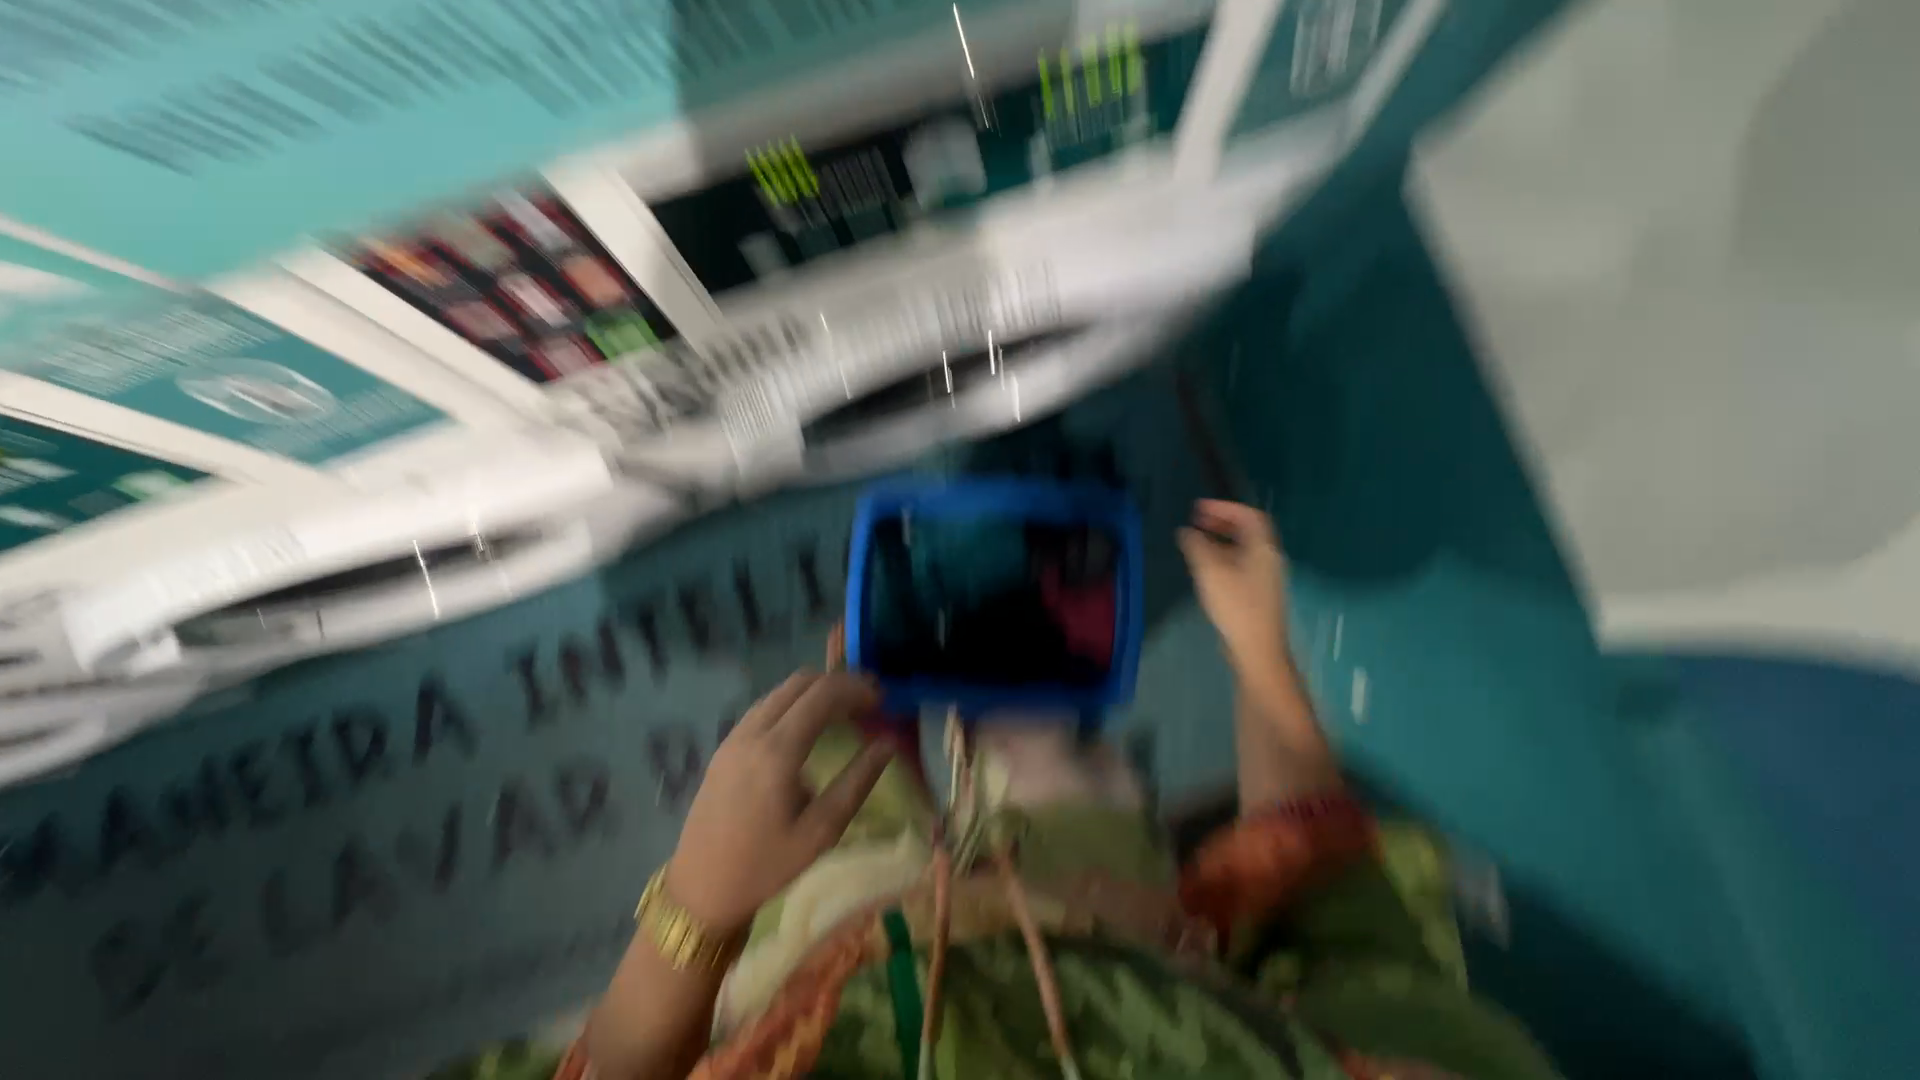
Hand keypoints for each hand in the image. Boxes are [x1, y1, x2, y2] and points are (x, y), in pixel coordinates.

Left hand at [663, 671, 891, 934]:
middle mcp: (752, 733)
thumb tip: (888, 744)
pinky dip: (792, 705)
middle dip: (838, 684)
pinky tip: (807, 729)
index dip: (857, 689)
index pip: (823, 694)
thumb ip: (857, 782)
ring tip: (843, 713)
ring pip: (780, 692)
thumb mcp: (821, 832)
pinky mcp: (724, 748)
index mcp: (777, 751)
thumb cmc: (765, 867)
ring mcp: (733, 737)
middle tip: (867, 703)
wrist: (699, 892)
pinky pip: (763, 708)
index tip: (883, 700)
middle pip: (800, 682)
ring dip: (814, 692)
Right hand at [1177, 499, 1289, 674]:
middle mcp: (1269, 558)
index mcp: (1263, 548)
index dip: (1224, 507)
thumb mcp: (1210, 571)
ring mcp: (1266, 577)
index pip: (1249, 515)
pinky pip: (1242, 564)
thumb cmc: (1235, 606)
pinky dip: (1224, 556)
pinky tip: (1207, 568)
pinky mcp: (1259, 593)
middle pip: (1249, 530)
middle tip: (1196, 521)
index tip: (1198, 508)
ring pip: (1245, 548)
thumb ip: (1196, 546)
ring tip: (1197, 541)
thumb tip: (1186, 531)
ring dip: (1222, 539)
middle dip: (1222, 521)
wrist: (1257, 648)